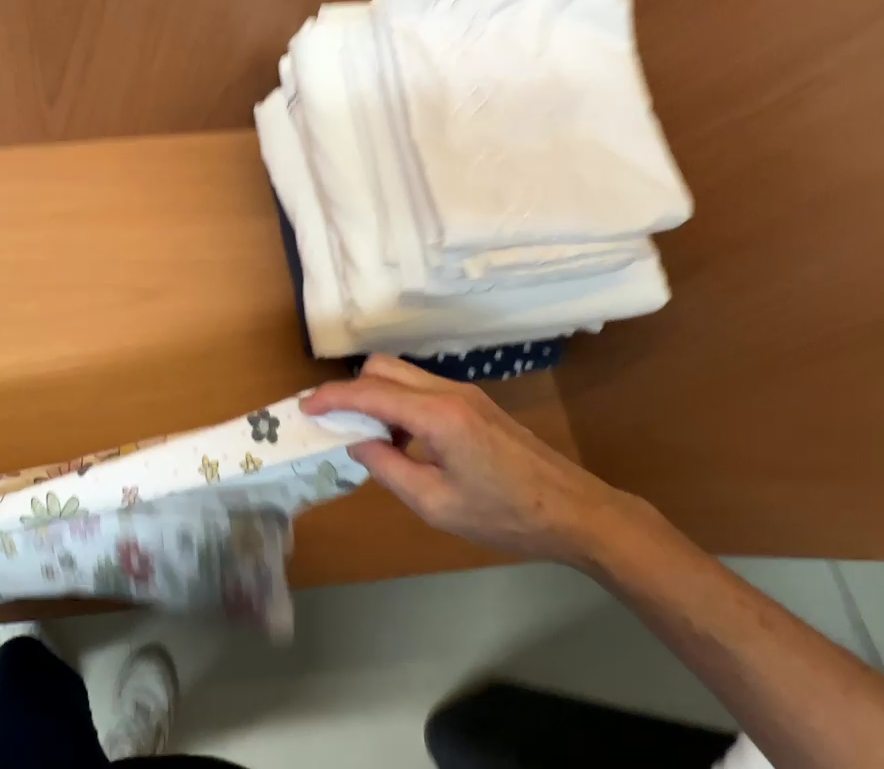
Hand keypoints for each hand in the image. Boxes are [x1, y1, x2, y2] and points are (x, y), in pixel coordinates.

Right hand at [303, 356, 654, 567]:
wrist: (578, 512)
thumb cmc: (506, 516)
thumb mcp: (436, 505)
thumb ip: (387, 468)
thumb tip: (357, 442)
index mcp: (437, 416)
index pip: (369, 392)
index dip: (331, 398)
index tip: (304, 409)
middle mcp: (449, 392)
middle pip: (382, 367)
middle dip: (351, 389)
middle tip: (336, 424)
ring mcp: (466, 394)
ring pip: (402, 374)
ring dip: (376, 395)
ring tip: (370, 437)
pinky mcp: (476, 403)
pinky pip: (422, 388)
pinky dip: (399, 402)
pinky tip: (404, 440)